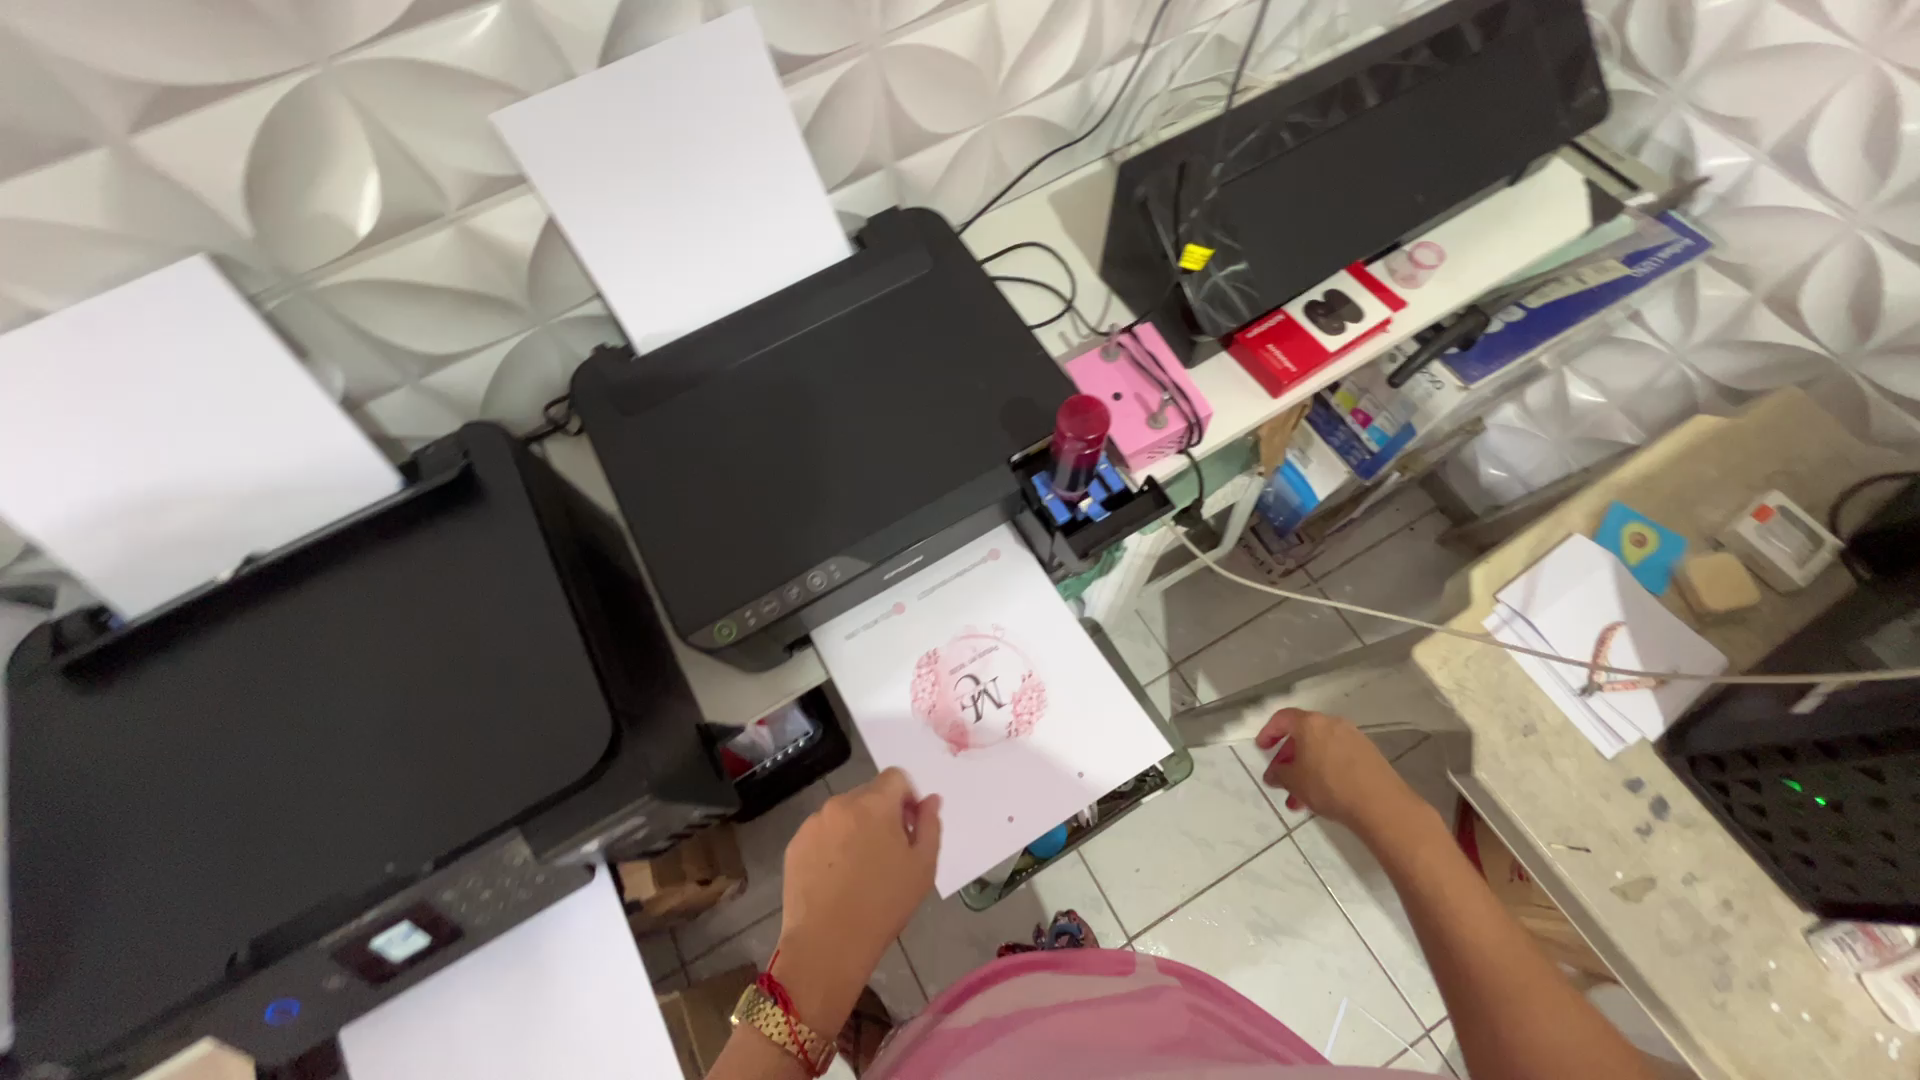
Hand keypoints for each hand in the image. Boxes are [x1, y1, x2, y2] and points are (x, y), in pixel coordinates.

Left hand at [770, 768, 941, 1027]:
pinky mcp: (795, 845)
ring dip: (856, 829)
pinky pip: (822, 833)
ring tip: (859, 870)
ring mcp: (814, 823)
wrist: (827, 945)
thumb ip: (930, 824)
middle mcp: (841, 804)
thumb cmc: (883, 905)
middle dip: (882, 815)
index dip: (907, 798)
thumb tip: (930, 799)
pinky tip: (837, 878)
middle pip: (869, 795)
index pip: (896, 777)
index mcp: (875, 804)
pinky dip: (833, 845)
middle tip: (888, 854)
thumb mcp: (922, 867)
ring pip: (844, 814)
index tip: (909, 829)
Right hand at [1252, 708, 1427, 839]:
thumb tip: (1274, 774)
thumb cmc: (1329, 786)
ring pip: (1320, 751)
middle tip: (1280, 780)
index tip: (1261, 749)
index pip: (1282, 718)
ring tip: (1299, 800)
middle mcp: (1332, 724)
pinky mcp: (1369, 754)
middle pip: (1303, 736)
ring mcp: (1354, 738)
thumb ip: (1279, 774)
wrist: (1380, 804)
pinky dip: (1325, 772)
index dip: (1268, 732)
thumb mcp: (1293, 781)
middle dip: (1288, 759)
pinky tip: (1323, 796)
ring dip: (1306, 771)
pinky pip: (1338, 758)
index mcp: (1310, 724)